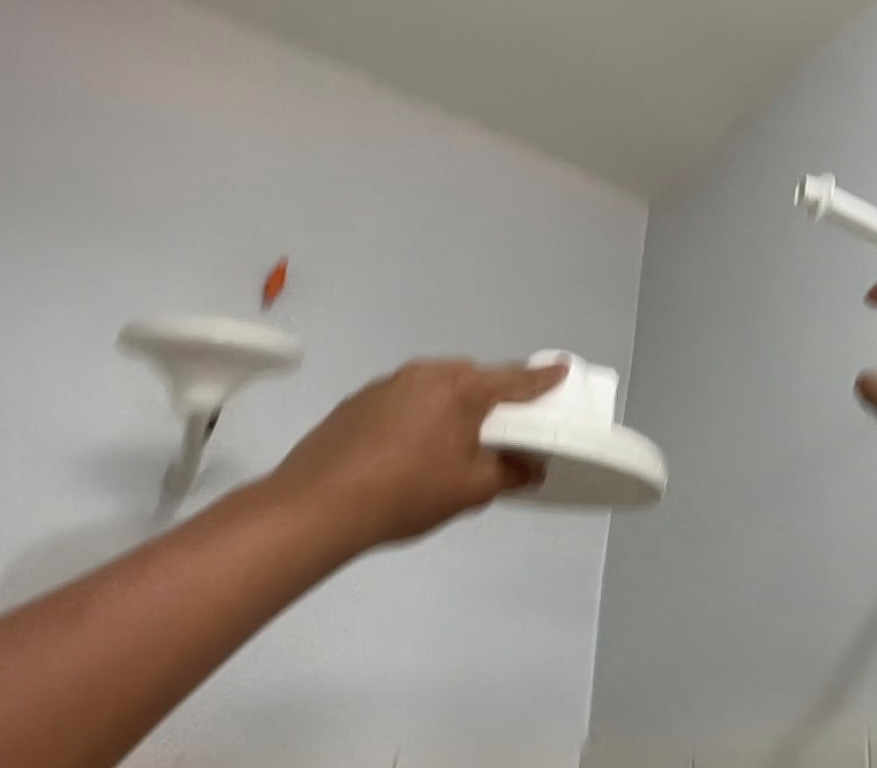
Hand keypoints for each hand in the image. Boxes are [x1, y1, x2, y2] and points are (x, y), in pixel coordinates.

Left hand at [266, 358, 565, 549]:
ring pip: (438, 385)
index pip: (516, 380)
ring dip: (454, 402)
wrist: (314, 507)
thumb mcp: (471, 490)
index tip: (562, 368)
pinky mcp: (358, 400)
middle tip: (504, 423)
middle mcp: (429, 374)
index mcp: (463, 390)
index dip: (543, 378)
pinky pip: (406, 397)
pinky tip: (408, 448)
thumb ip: (510, 473)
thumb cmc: (405, 494)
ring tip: (453, 440)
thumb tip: (532, 467)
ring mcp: (389, 384)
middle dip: (494, 394)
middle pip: (475, 377)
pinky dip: (420, 412)